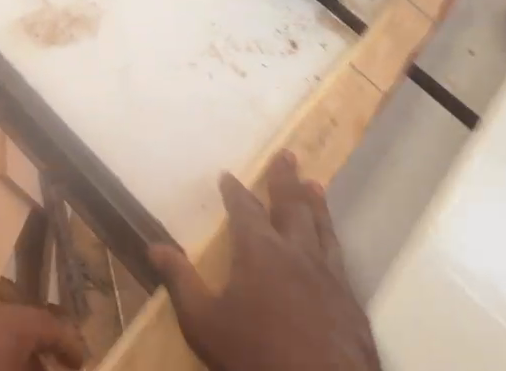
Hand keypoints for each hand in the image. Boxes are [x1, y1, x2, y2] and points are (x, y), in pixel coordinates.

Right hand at [146, 151, 379, 370]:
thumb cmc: (255, 354)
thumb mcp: (204, 321)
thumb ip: (180, 281)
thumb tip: (154, 246)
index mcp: (259, 251)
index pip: (245, 210)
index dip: (234, 191)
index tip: (228, 175)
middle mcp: (297, 255)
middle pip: (292, 208)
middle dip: (285, 180)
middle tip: (289, 155)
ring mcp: (330, 280)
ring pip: (323, 231)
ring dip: (316, 205)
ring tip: (315, 185)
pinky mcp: (351, 306)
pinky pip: (340, 261)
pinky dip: (332, 241)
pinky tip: (331, 246)